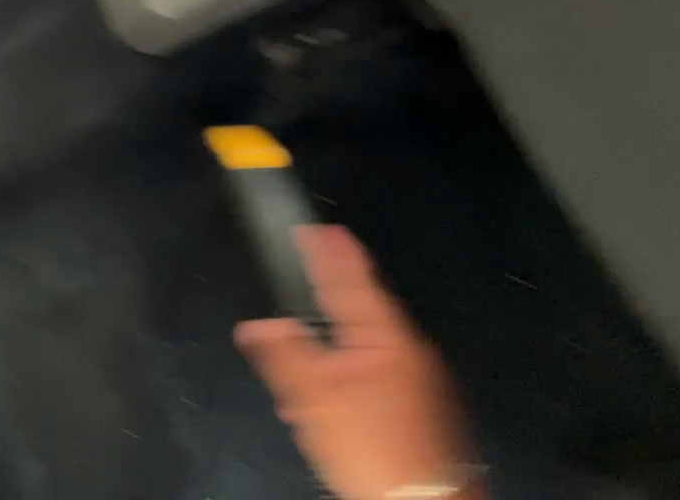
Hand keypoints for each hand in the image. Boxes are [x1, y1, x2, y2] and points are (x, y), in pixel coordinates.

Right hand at [234, 226, 478, 499]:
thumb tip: (258, 326)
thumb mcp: (313, 396)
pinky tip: (336, 379)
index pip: (349, 281)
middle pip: (363, 306)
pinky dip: (353, 359)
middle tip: (319, 256)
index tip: (320, 230)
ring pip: (370, 340)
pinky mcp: (420, 407)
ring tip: (317, 321)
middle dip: (335, 285)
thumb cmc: (372, 448)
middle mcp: (408, 352)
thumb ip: (283, 353)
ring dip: (340, 327)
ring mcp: (419, 380)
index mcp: (383, 338)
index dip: (329, 253)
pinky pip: (379, 368)